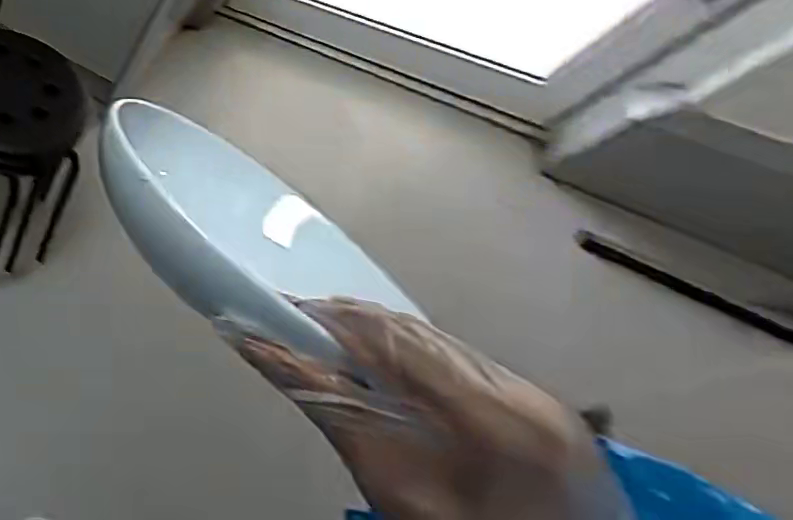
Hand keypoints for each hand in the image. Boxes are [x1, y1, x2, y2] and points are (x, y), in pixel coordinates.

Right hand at [229, 299, 628, 519]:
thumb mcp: (390, 485)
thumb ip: (331, 410)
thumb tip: (259, 347)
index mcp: (492, 419)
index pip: (389, 337)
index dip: (329, 318)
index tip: (278, 308)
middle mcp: (520, 395)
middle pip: (408, 330)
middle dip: (344, 322)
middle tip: (290, 322)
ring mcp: (532, 396)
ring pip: (427, 335)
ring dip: (371, 332)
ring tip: (324, 338)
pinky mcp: (532, 401)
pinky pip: (449, 353)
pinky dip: (403, 349)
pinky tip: (376, 360)